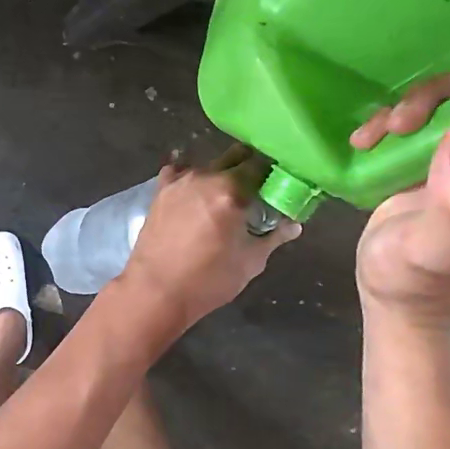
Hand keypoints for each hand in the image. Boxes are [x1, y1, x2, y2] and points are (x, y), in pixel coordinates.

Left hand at [118, 148, 301, 329]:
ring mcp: (180, 181)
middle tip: (256, 190)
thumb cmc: (208, 280)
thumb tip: (293, 224)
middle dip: (249, 169)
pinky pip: (179, 171)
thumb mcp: (250, 262)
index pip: (261, 165)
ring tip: (224, 197)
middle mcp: (206, 177)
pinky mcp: (160, 190)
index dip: (273, 172)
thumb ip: (273, 237)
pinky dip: (190, 176)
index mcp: (232, 191)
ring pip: (209, 165)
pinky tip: (194, 191)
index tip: (279, 183)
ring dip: (221, 174)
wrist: (155, 290)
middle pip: (235, 158)